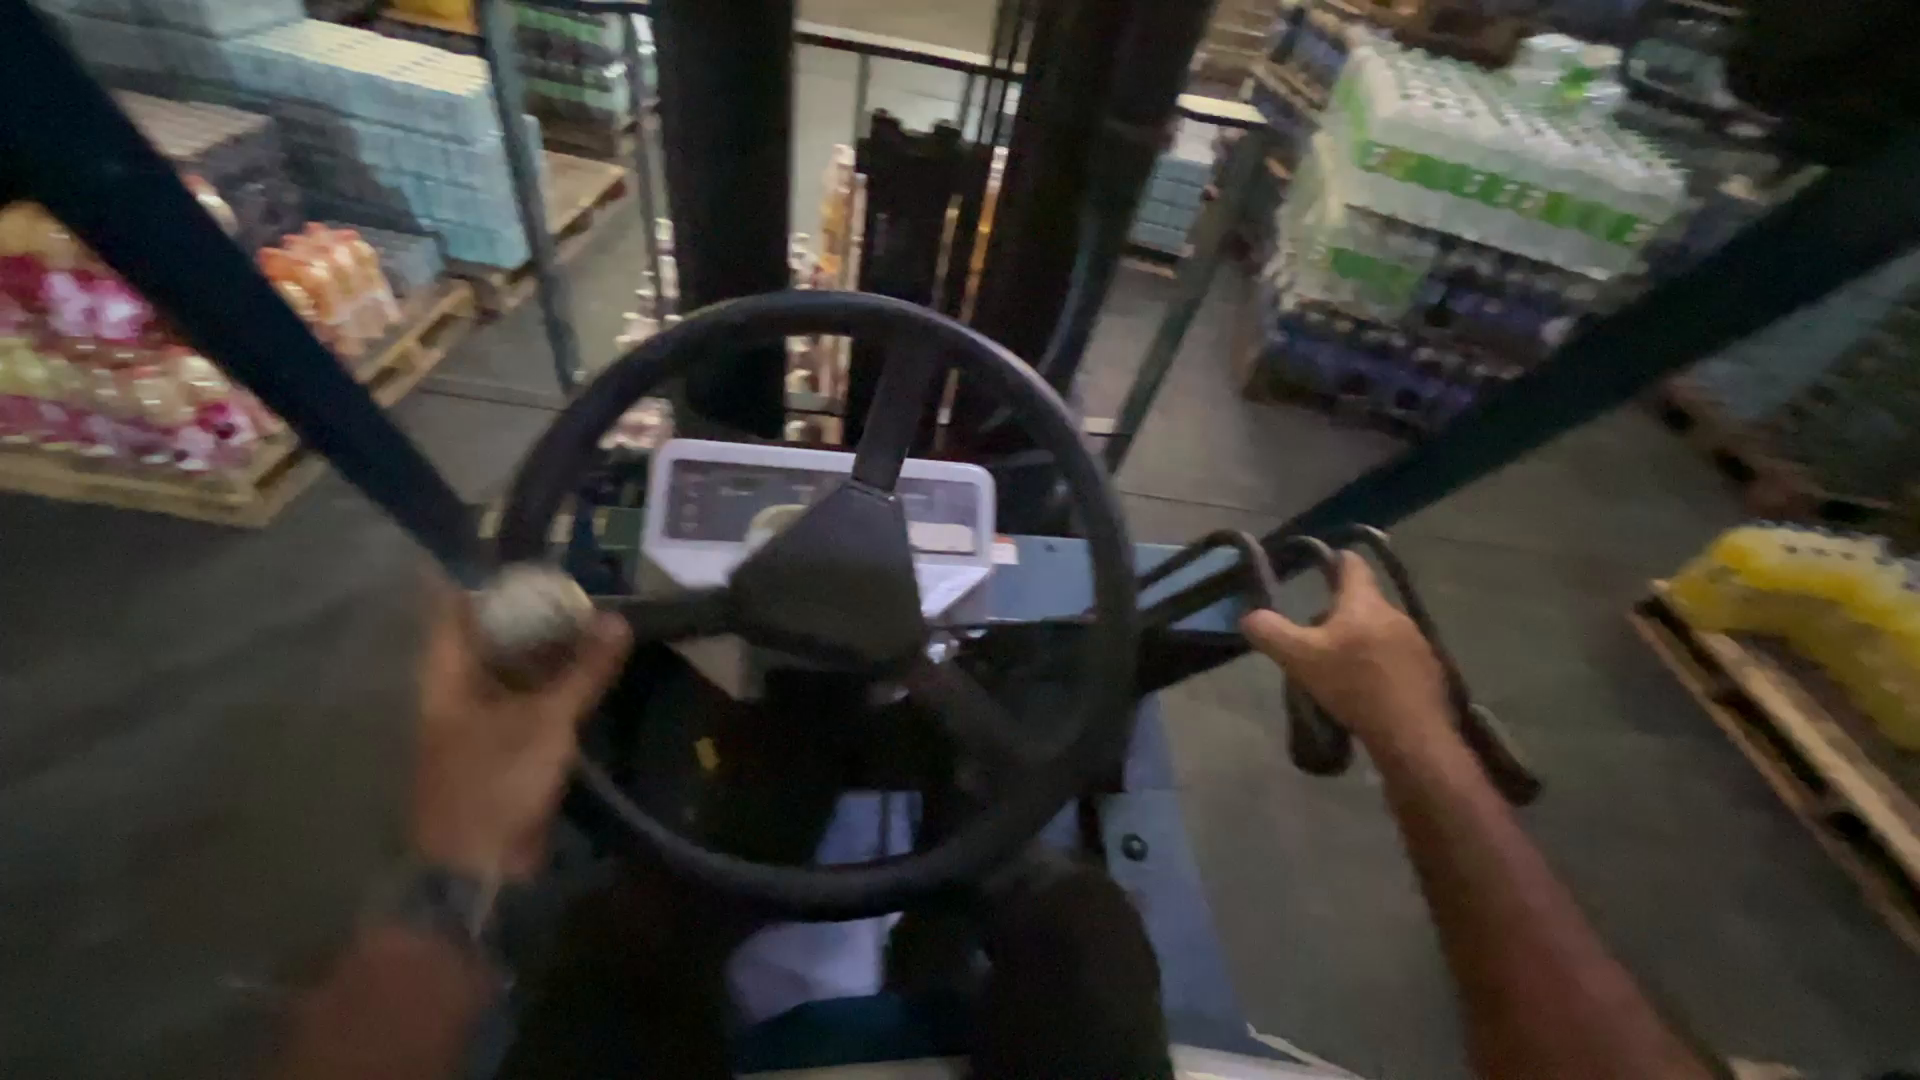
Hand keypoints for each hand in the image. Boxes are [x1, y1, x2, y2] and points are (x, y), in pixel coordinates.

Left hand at [411, 586, 630, 880]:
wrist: (477, 867)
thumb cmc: (495, 782)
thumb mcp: (546, 721)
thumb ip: (583, 671)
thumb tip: (618, 620)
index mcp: (448, 679)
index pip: (453, 613)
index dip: (480, 582)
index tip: (521, 557)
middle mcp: (460, 692)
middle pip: (490, 639)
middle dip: (528, 612)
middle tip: (573, 584)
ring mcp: (483, 720)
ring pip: (515, 669)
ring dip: (549, 647)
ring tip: (591, 616)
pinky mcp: (509, 745)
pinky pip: (533, 699)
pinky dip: (559, 680)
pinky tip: (590, 666)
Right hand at [1239, 551, 1451, 752]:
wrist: (1411, 733)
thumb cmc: (1352, 684)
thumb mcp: (1298, 658)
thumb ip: (1269, 632)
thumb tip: (1248, 617)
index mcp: (1364, 603)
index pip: (1351, 565)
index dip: (1334, 559)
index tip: (1320, 564)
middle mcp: (1395, 615)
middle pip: (1362, 603)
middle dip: (1339, 614)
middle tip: (1314, 636)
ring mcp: (1418, 644)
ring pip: (1380, 631)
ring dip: (1360, 641)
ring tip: (1339, 668)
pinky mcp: (1430, 673)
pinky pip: (1398, 658)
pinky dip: (1380, 666)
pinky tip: (1367, 689)